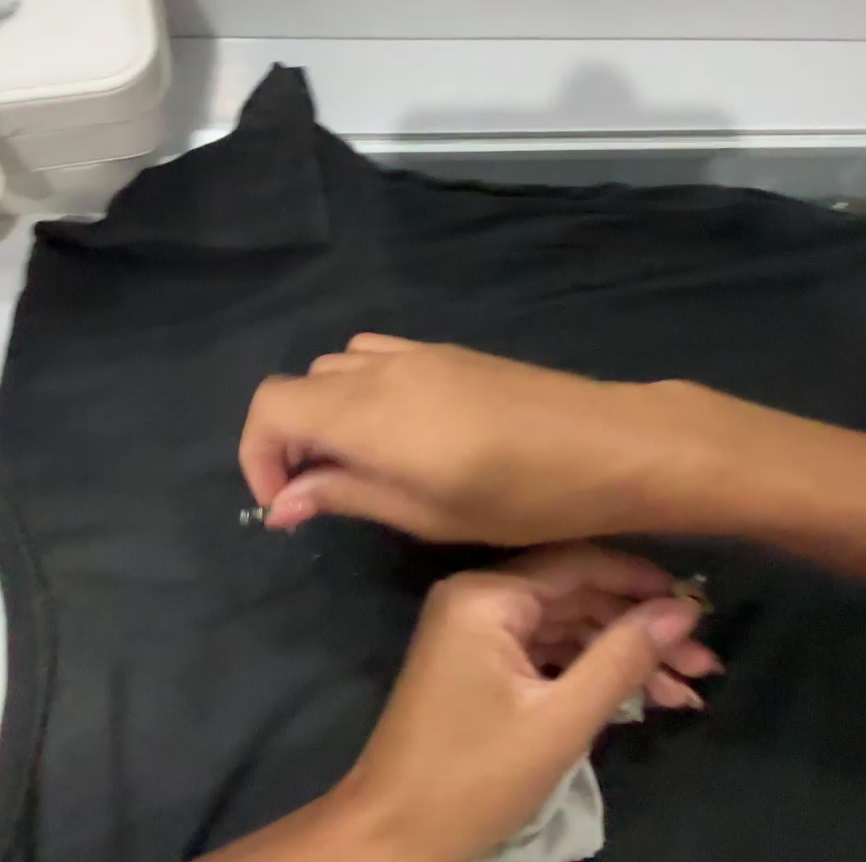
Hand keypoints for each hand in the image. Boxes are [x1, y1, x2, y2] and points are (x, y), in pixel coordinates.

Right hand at [240, 334, 703, 543]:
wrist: (608, 444)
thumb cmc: (520, 497)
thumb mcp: (426, 513)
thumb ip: (346, 494)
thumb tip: (283, 503)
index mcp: (369, 413)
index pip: (270, 406)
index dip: (258, 454)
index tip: (286, 502)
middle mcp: (380, 371)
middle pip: (297, 386)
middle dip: (289, 439)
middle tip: (323, 492)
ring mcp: (414, 354)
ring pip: (333, 369)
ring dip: (324, 412)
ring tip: (358, 463)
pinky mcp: (443, 352)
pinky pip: (372, 358)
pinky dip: (357, 390)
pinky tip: (397, 430)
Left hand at [328, 546, 714, 861]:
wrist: (397, 833)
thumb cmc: (476, 774)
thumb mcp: (561, 719)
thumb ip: (622, 658)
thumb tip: (682, 611)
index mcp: (485, 594)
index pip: (575, 565)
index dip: (639, 582)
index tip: (699, 606)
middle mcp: (477, 597)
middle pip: (572, 596)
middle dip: (638, 628)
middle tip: (704, 663)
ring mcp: (475, 630)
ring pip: (563, 627)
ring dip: (620, 654)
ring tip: (689, 689)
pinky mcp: (478, 662)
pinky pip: (544, 651)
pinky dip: (588, 672)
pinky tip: (642, 697)